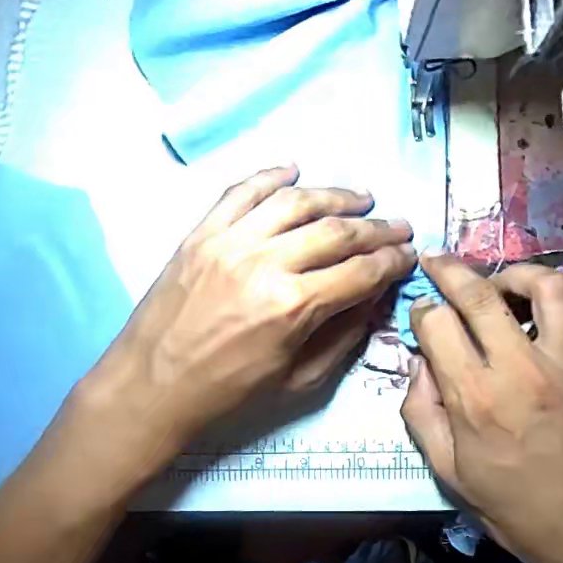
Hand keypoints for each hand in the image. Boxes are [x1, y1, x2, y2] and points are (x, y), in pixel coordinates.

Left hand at [59, 166, 415, 495]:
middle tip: (400, 225)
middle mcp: (267, 264)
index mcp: (295, 307)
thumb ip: (343, 335)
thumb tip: (374, 299)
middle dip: (377, 228)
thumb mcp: (299, 379)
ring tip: (361, 196)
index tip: (410, 254)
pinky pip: (241, 191)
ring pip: (295, 202)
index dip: (393, 261)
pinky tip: (295, 170)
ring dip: (335, 195)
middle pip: (336, 232)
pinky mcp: (201, 233)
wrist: (152, 386)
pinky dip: (270, 175)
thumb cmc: (230, 392)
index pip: (360, 271)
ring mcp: (230, 241)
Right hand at [401, 255, 562, 562]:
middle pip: (481, 294)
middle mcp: (524, 370)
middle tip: (440, 262)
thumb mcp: (452, 476)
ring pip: (552, 287)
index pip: (438, 325)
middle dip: (451, 270)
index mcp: (477, 399)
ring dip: (523, 274)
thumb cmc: (520, 512)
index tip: (424, 313)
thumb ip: (424, 415)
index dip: (423, 311)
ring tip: (509, 285)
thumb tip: (419, 366)